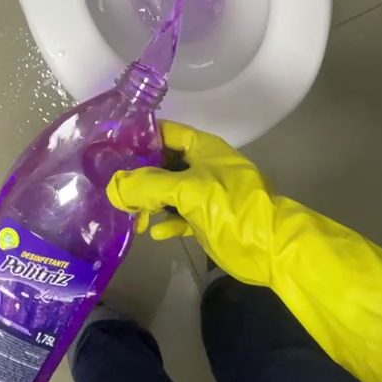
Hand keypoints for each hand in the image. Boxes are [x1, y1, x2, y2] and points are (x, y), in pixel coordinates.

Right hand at [107, 121, 381, 381]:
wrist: (272, 249)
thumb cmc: (232, 210)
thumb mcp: (188, 191)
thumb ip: (148, 186)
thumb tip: (112, 187)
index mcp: (203, 147)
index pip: (164, 132)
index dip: (138, 137)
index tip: (109, 148)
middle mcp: (204, 165)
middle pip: (163, 161)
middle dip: (138, 174)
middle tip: (112, 188)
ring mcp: (207, 192)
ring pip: (169, 189)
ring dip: (150, 201)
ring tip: (131, 217)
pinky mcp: (209, 219)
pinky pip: (180, 214)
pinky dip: (166, 221)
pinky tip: (155, 234)